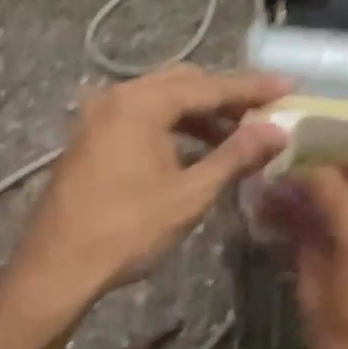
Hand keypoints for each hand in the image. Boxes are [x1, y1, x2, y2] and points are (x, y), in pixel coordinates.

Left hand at [8, 66, 289, 313]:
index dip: (252, 88)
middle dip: (224, 96)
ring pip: (160, 100)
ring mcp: (98, 116)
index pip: (209, 86)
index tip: (289, 87)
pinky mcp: (90, 138)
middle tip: (264, 111)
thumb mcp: (190, 194)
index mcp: (141, 102)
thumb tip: (277, 131)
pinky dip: (172, 126)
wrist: (58, 266)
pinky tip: (195, 150)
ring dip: (198, 114)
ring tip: (236, 136)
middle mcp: (116, 96)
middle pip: (183, 83)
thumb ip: (235, 156)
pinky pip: (140, 117)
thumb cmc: (127, 230)